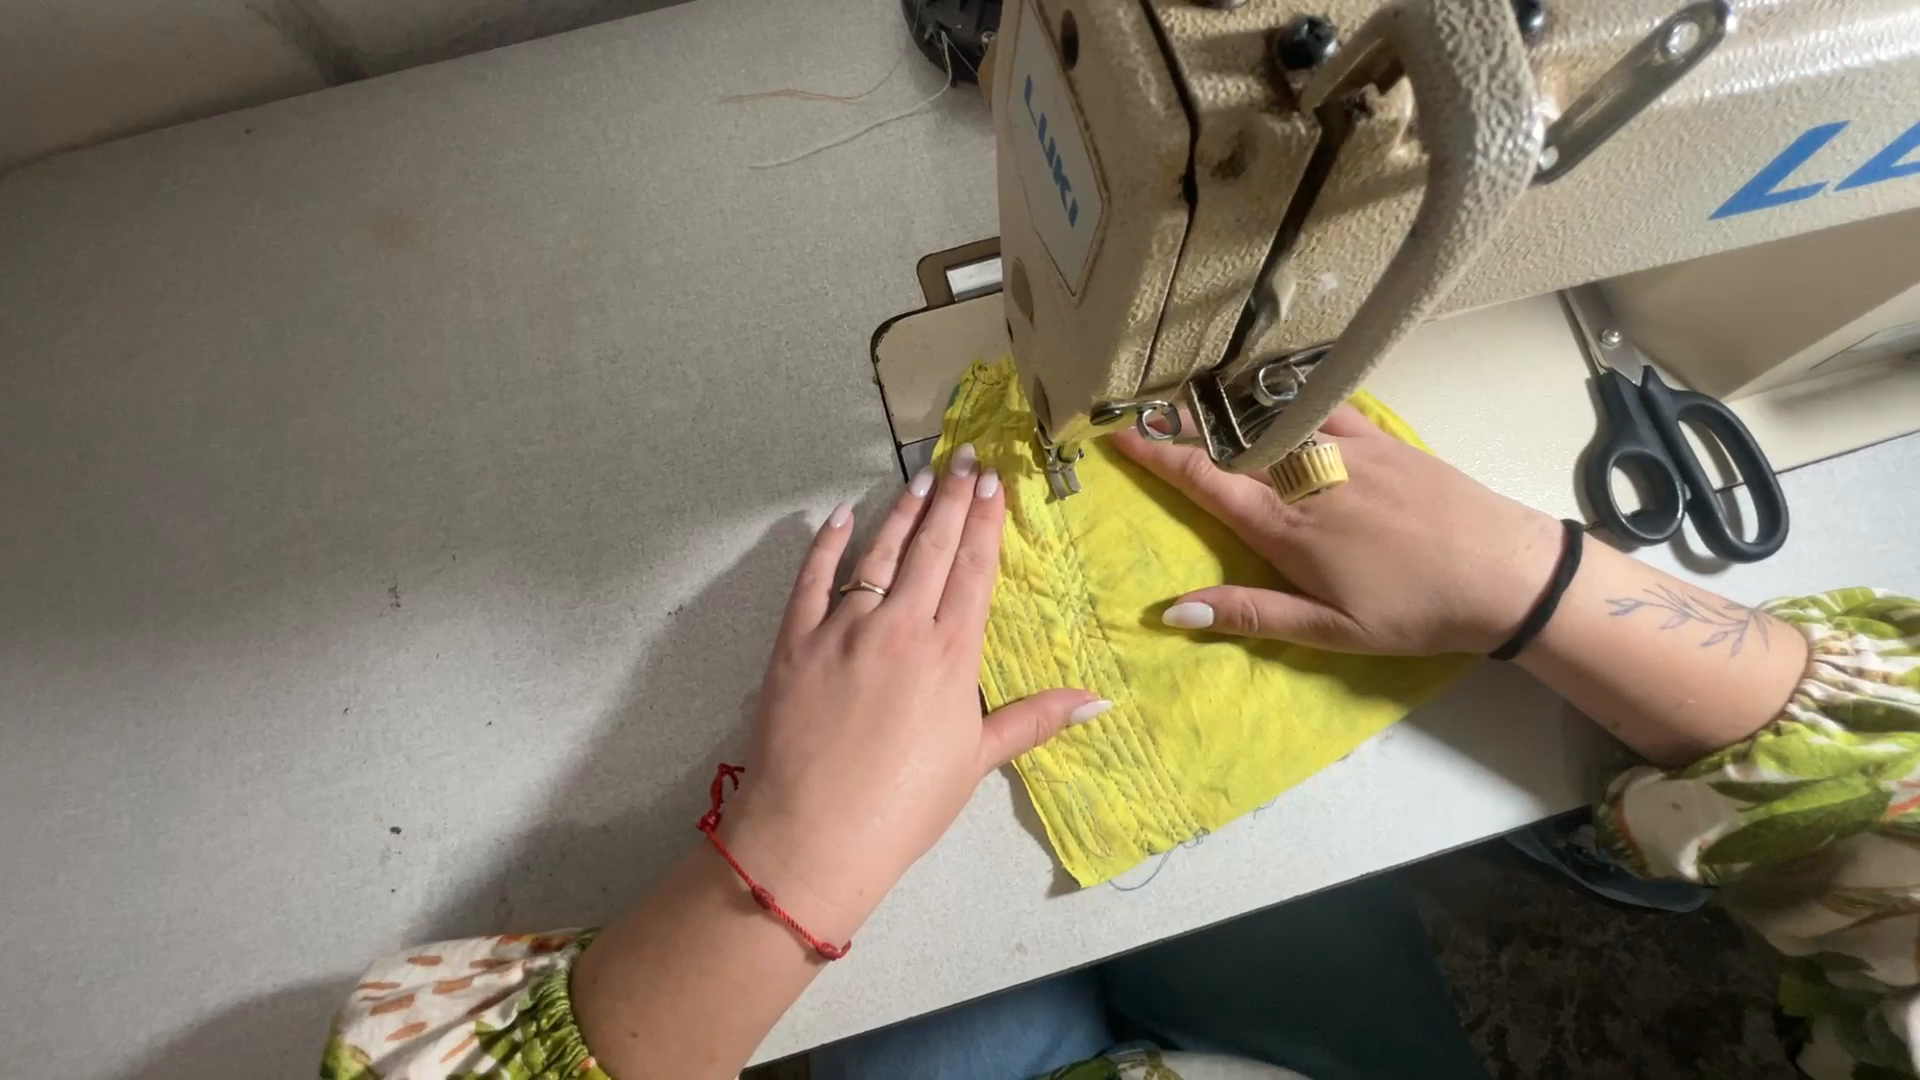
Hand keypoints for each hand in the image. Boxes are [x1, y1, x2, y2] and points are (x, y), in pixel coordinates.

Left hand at [724, 446, 1104, 939]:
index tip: (993, 484)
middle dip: (951, 500)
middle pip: (932, 550)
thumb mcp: (977, 760)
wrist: (813, 836)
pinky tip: (842, 515)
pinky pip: (812, 579)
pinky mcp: (795, 639)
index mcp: (950, 652)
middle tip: (964, 458)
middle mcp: (901, 626)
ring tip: (920, 477)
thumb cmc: (906, 804)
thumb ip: (1036, 720)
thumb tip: (1102, 700)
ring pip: (880, 554)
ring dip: (902, 512)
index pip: (973, 571)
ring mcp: (843, 628)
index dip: (985, 524)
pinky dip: (827, 545)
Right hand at [1113, 406, 1563, 655]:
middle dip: (1181, 427)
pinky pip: (1323, 408)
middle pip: (1228, 444)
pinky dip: (1290, 401)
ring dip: (1225, 414)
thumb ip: (1251, 613)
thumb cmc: (1414, 610)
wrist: (1510, 574)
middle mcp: (1305, 478)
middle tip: (1146, 414)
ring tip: (1197, 406)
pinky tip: (1275, 398)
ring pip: (1269, 422)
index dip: (1157, 456)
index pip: (1204, 481)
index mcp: (1284, 526)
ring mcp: (1345, 451)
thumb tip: (1175, 610)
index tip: (1120, 435)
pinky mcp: (1381, 440)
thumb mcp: (1330, 631)